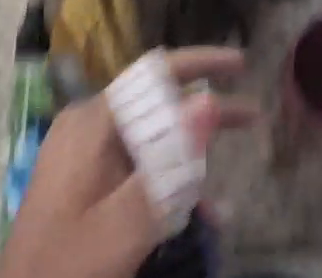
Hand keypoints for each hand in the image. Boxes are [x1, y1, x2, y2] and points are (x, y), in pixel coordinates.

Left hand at [0, 48, 258, 277]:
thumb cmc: (68, 263)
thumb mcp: (125, 221)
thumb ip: (169, 162)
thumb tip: (208, 100)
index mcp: (92, 124)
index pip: (154, 74)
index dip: (201, 63)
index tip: (242, 64)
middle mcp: (88, 128)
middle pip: (158, 104)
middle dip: (205, 113)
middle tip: (253, 117)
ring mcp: (84, 156)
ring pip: (151, 140)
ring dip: (190, 161)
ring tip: (226, 192)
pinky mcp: (85, 183)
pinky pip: (136, 168)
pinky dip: (167, 185)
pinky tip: (197, 218)